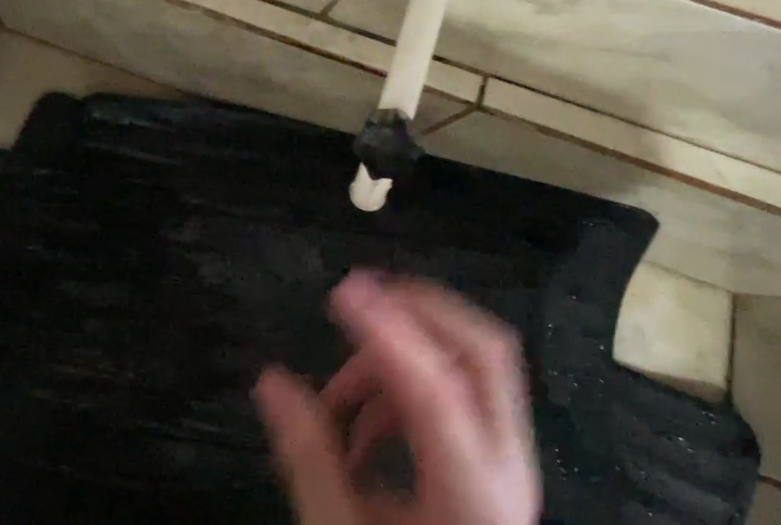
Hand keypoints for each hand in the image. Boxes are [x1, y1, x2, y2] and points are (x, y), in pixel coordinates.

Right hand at [253, 273, 539, 524]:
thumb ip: (307, 455)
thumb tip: (270, 381)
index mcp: (470, 489)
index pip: (432, 388)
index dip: (384, 331)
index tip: (342, 290)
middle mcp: (505, 466)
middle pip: (481, 351)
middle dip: (419, 311)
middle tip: (358, 297)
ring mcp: (510, 464)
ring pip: (474, 367)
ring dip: (405, 358)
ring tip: (340, 396)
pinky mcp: (498, 467)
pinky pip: (462, 397)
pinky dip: (411, 389)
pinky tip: (364, 426)